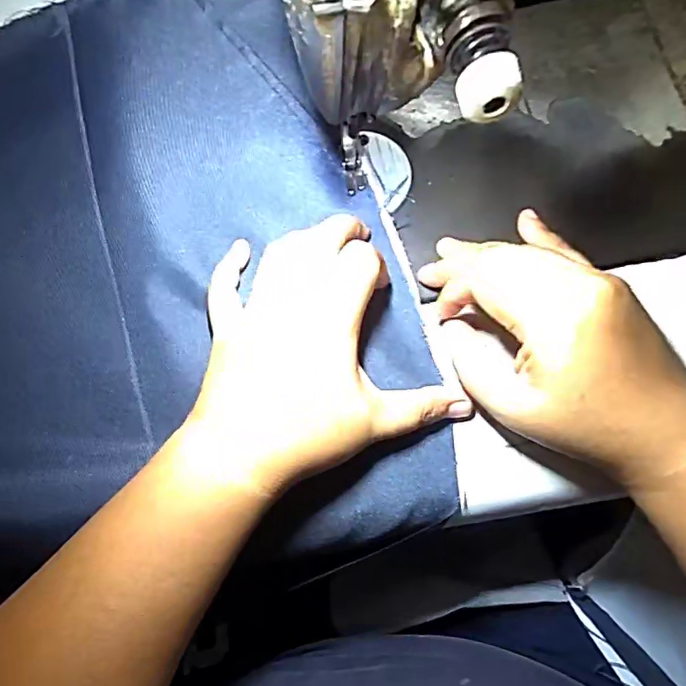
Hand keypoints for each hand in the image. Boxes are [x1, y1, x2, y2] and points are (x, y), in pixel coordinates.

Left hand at [174, 215, 471, 497]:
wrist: (240, 454)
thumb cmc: (308, 435)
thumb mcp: (373, 421)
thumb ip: (420, 408)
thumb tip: (461, 405)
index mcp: (333, 314)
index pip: (360, 261)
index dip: (376, 263)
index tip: (380, 286)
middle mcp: (293, 299)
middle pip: (319, 241)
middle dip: (343, 231)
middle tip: (357, 237)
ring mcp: (255, 310)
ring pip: (278, 253)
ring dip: (301, 240)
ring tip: (318, 244)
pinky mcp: (227, 327)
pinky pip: (224, 286)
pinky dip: (231, 265)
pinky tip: (240, 252)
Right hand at [420, 209, 685, 489]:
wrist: (664, 428)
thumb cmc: (590, 428)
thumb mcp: (516, 410)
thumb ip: (473, 366)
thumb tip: (455, 328)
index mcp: (553, 319)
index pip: (488, 281)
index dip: (455, 287)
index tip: (438, 308)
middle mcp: (577, 288)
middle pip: (507, 261)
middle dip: (465, 264)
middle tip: (433, 271)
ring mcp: (598, 282)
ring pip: (533, 255)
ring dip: (493, 255)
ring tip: (458, 252)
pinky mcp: (611, 287)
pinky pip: (568, 254)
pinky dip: (542, 240)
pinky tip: (525, 223)